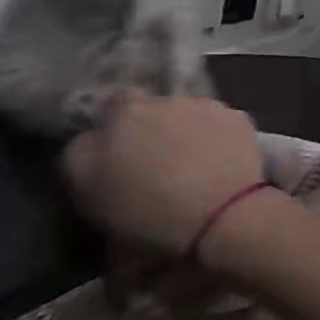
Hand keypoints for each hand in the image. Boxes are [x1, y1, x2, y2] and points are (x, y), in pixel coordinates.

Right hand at [60, 93, 264, 254]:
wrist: (221, 215)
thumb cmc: (149, 217)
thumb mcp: (91, 199)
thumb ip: (83, 157)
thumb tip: (92, 139)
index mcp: (119, 117)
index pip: (112, 105)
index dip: (118, 125)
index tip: (123, 151)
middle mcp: (159, 102)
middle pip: (151, 108)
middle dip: (152, 128)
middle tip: (159, 162)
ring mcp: (201, 105)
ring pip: (187, 112)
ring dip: (186, 129)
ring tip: (195, 164)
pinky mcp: (236, 116)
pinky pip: (220, 122)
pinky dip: (218, 136)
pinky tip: (222, 161)